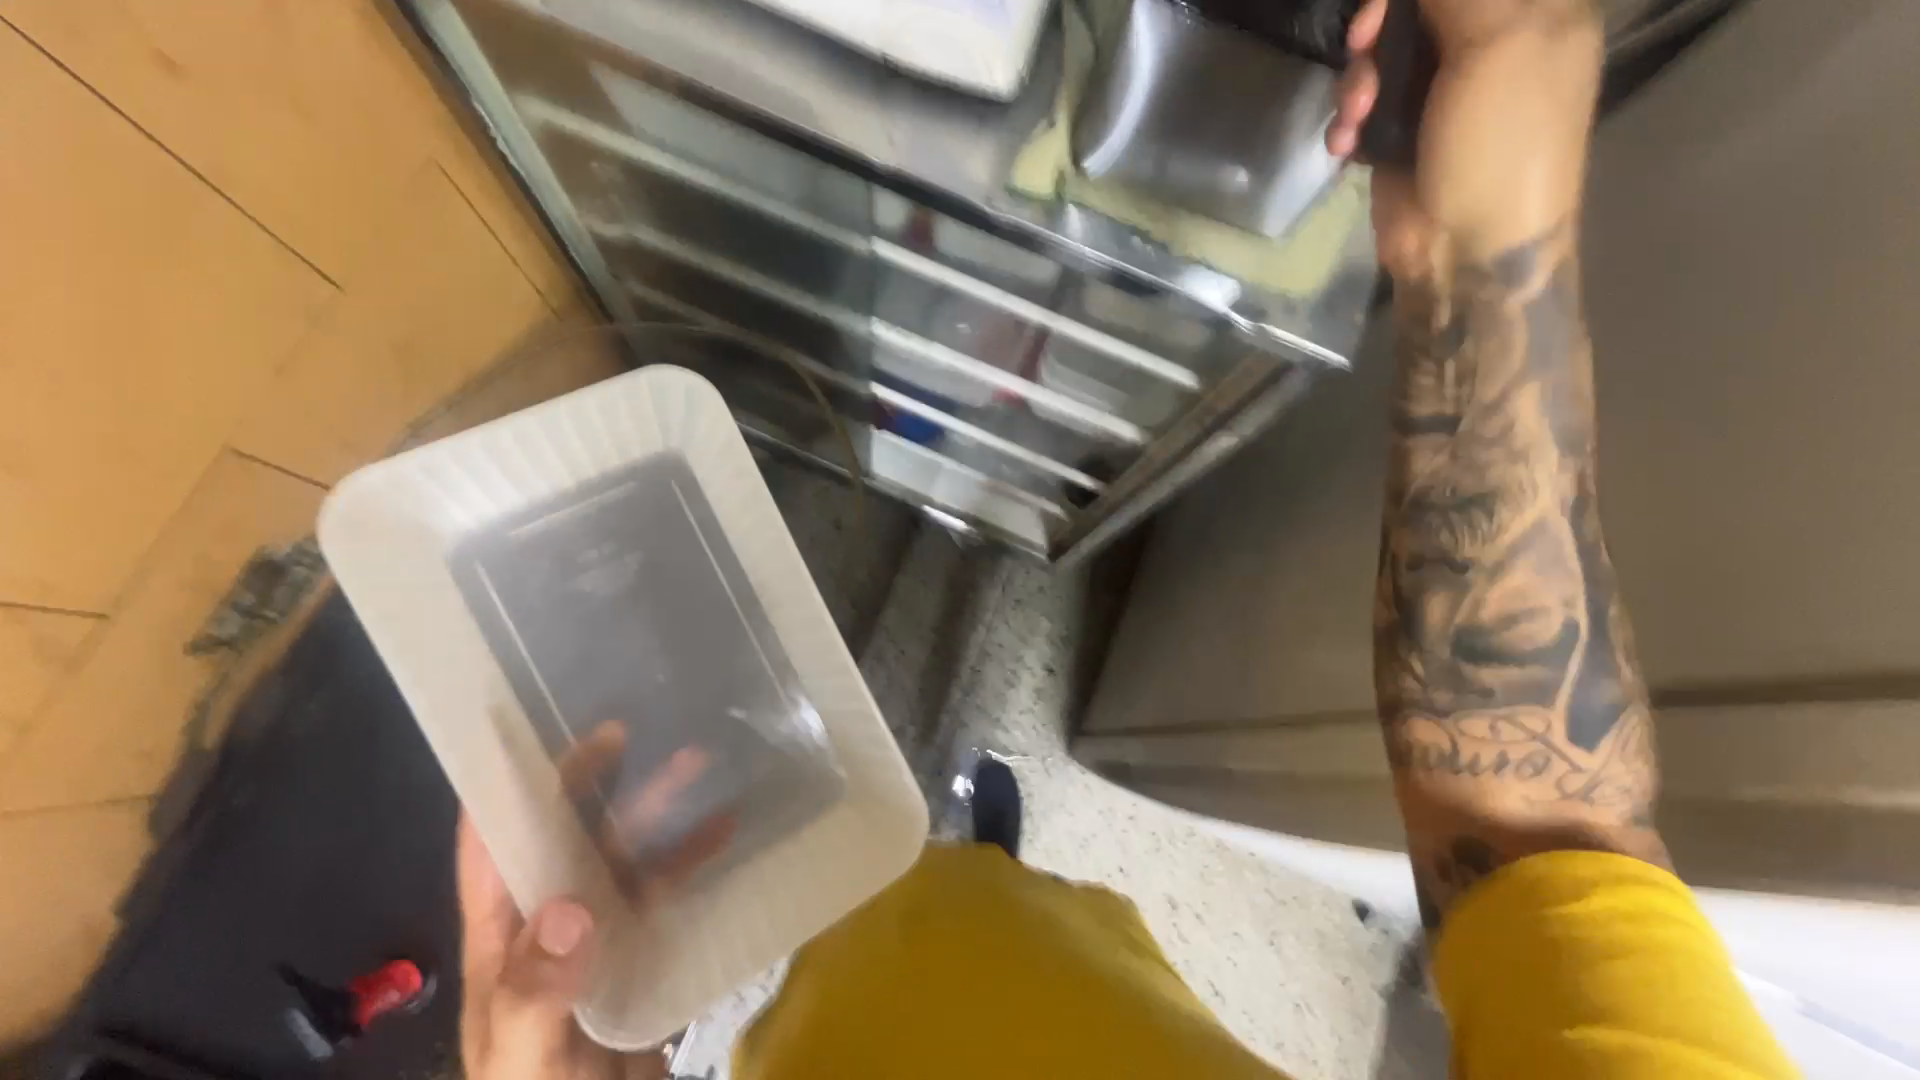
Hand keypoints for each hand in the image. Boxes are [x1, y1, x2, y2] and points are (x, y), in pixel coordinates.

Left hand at [457, 722, 732, 1079]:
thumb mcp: (526, 1062)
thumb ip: (538, 994)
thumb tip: (570, 909)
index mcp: (503, 937)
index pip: (493, 846)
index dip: (508, 787)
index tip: (538, 736)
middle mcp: (545, 923)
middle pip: (563, 834)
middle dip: (590, 781)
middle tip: (625, 730)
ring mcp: (594, 937)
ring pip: (621, 854)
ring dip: (654, 809)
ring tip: (698, 761)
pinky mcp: (637, 953)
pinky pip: (663, 891)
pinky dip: (690, 857)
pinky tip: (725, 830)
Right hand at [1325, 0, 1605, 273]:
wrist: (1464, 252)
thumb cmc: (1498, 146)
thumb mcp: (1498, 46)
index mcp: (1537, 11)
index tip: (1383, 10)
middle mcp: (1489, 45)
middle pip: (1415, 11)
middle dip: (1378, 26)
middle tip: (1360, 48)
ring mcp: (1441, 94)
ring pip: (1382, 55)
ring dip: (1356, 81)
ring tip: (1355, 118)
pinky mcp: (1401, 135)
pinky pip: (1363, 104)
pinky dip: (1348, 121)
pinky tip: (1347, 144)